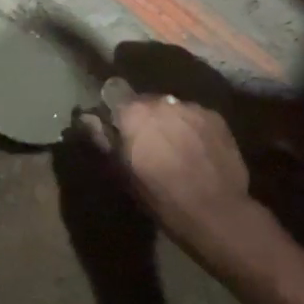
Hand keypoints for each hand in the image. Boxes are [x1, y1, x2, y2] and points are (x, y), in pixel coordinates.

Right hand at [112, 96, 254, 245]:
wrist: (215, 211)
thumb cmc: (161, 196)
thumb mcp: (123, 173)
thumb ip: (103, 140)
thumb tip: (86, 118)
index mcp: (134, 113)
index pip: (114, 93)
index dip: (115, 111)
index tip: (117, 128)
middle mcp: (163, 102)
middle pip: (146, 101)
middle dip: (144, 118)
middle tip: (148, 144)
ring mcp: (193, 108)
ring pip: (172, 108)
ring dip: (169, 122)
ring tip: (175, 148)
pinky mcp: (217, 118)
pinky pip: (196, 116)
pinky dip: (192, 128)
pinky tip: (197, 150)